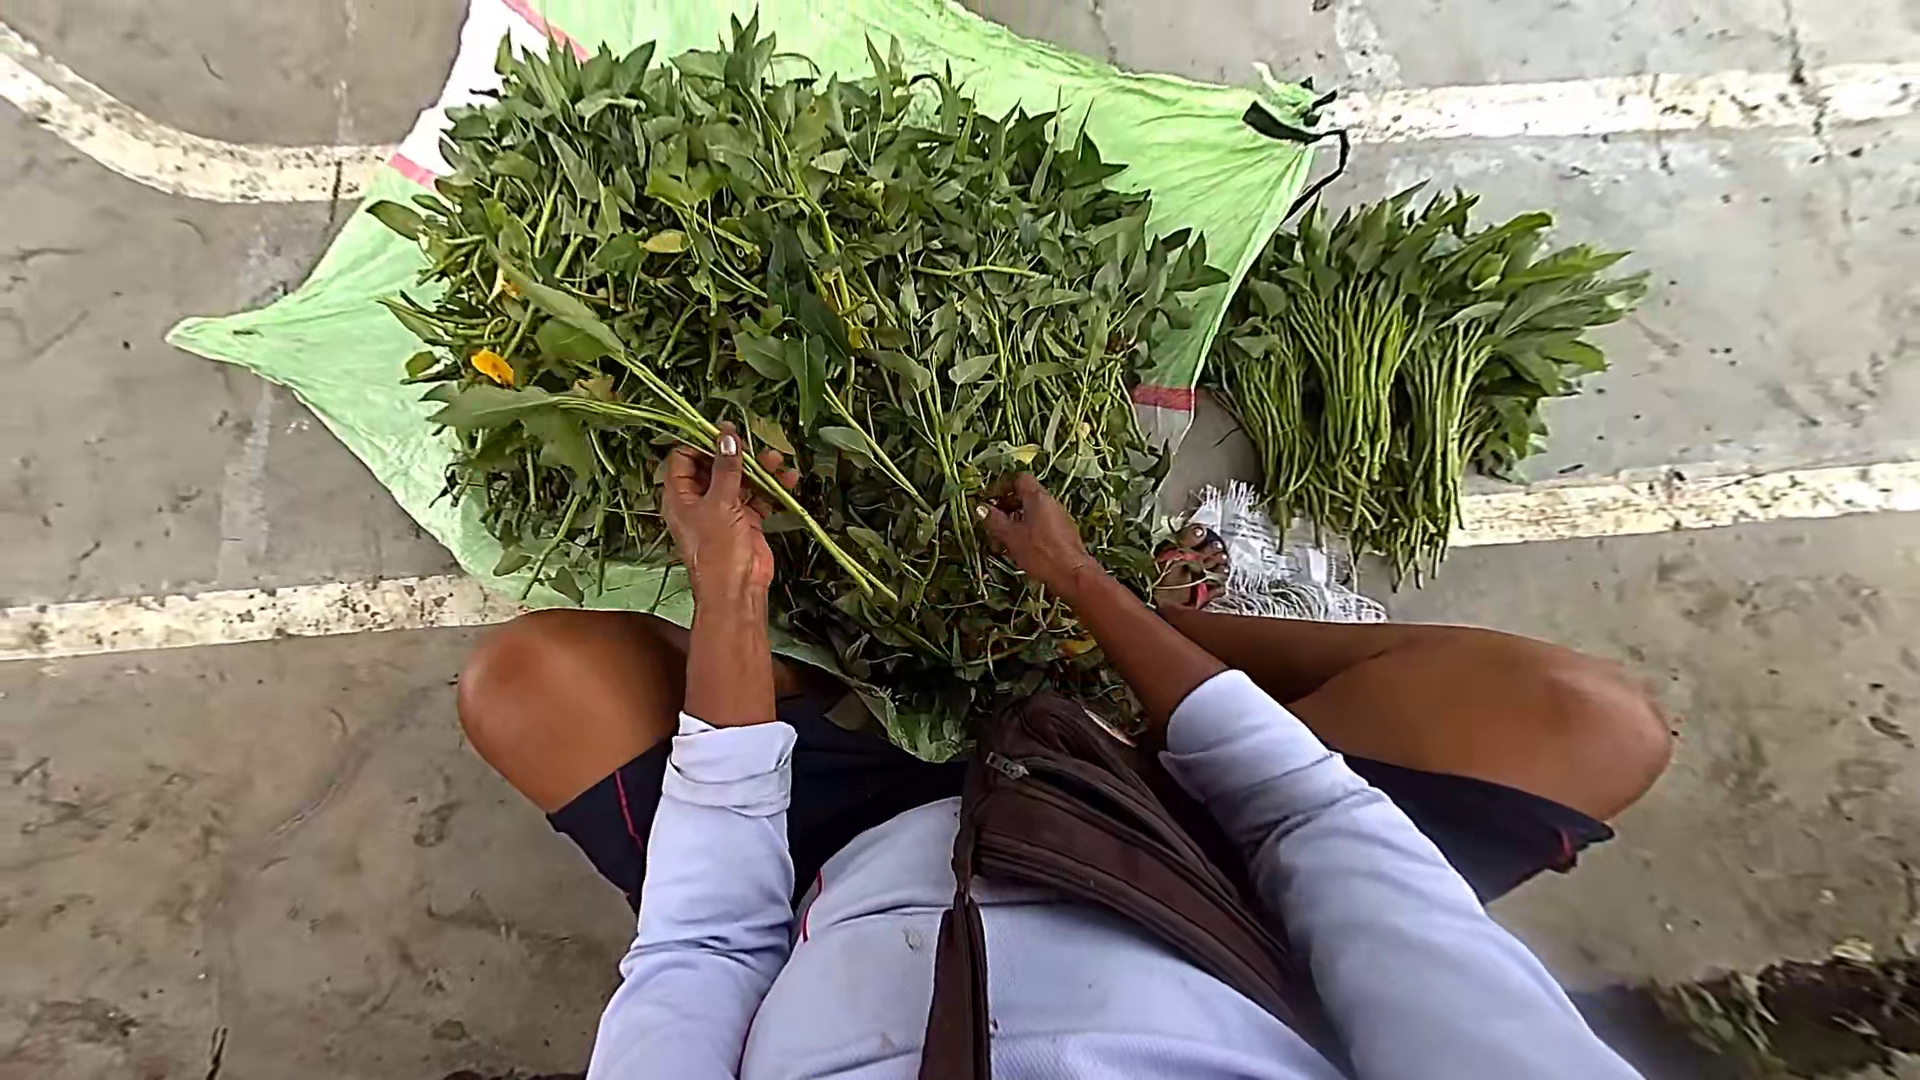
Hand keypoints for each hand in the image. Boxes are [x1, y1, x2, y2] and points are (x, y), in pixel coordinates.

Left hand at [661, 422, 799, 605]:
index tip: (725, 431)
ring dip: (759, 470)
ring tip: (777, 461)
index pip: (685, 458)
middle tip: (755, 443)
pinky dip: (772, 488)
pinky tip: (788, 480)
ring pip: (741, 480)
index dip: (703, 443)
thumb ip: (726, 467)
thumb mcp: (720, 502)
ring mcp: (724, 510)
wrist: (738, 587)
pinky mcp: (747, 520)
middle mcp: (700, 500)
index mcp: (680, 495)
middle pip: (716, 466)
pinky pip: (759, 497)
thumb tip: (727, 435)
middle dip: (737, 454)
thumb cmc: (718, 548)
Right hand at [976, 474, 1104, 602]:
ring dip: (1014, 522)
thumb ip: (994, 520)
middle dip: (1006, 507)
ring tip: (1001, 540)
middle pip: (1025, 496)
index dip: (1001, 486)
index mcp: (1038, 497)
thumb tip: (980, 508)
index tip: (988, 500)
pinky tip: (1018, 549)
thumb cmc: (1040, 552)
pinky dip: (1027, 532)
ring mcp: (1059, 518)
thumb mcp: (1010, 535)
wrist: (1072, 574)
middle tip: (992, 521)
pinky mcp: (1063, 533)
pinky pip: (1041, 525)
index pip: (1019, 479)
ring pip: (1032, 513)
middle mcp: (1051, 503)